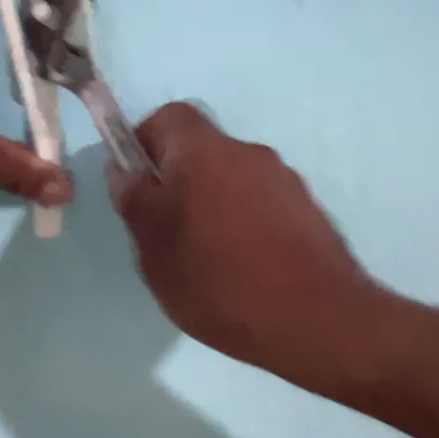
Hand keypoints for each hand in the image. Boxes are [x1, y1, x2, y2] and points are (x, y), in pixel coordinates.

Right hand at [107, 103, 393, 372]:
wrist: (314, 319)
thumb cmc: (217, 283)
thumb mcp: (154, 250)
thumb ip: (136, 203)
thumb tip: (125, 170)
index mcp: (204, 153)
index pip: (168, 118)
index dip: (144, 144)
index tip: (135, 187)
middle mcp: (248, 153)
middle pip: (200, 152)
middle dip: (176, 184)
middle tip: (164, 235)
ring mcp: (284, 181)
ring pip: (231, 181)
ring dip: (211, 207)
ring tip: (205, 262)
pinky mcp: (307, 212)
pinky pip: (259, 206)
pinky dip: (242, 227)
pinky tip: (240, 272)